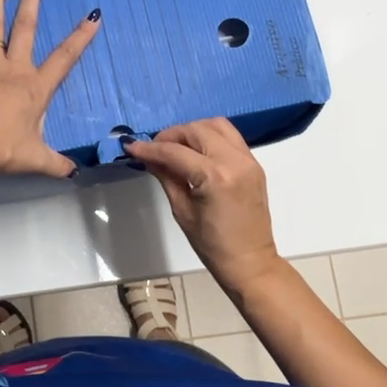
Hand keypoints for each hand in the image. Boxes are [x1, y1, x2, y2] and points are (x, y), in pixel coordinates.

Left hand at [0, 0, 101, 180]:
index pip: (64, 58)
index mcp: (35, 88)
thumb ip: (55, 164)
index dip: (81, 36)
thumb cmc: (0, 151)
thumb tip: (72, 173)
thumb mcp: (34, 160)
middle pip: (25, 29)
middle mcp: (13, 70)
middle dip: (34, 4)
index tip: (93, 16)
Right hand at [124, 119, 281, 283]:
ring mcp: (248, 160)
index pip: (176, 152)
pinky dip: (210, 136)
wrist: (250, 261)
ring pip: (216, 125)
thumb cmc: (212, 244)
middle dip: (172, 136)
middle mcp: (234, 161)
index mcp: (215, 178)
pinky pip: (230, 137)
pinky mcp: (254, 163)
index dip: (150, 148)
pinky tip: (196, 152)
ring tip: (176, 147)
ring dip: (192, 131)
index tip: (131, 148)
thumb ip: (166, 177)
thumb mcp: (182, 210)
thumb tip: (148, 157)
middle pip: (197, 131)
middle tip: (155, 149)